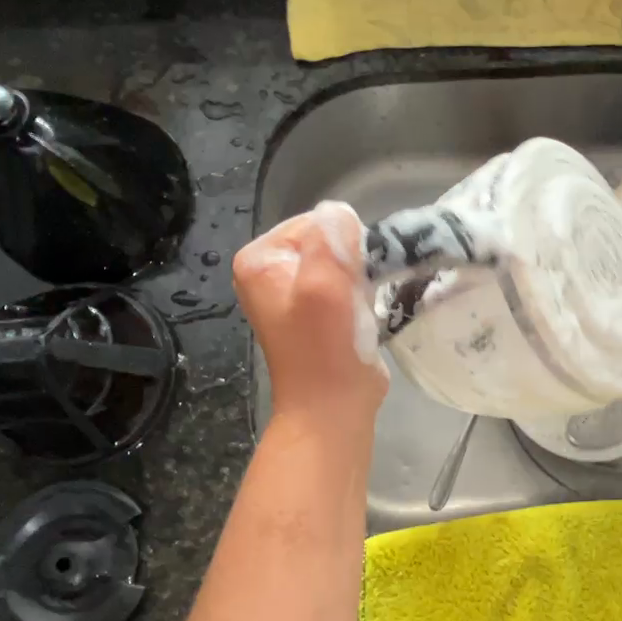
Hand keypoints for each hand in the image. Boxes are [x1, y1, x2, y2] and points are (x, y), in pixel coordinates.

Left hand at [235, 201, 387, 426]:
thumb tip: (340, 213)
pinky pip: (346, 285)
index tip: (348, 278)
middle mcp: (270, 272)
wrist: (331, 407)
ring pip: (342, 264)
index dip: (342, 245)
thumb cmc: (324, 347)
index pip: (316, 222)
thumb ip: (329, 238)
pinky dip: (360, 297)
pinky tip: (361, 319)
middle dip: (351, 264)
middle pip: (328, 241)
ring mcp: (294, 293)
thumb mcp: (324, 284)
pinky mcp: (317, 313)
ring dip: (358, 282)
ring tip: (357, 310)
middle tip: (354, 297)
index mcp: (260, 260)